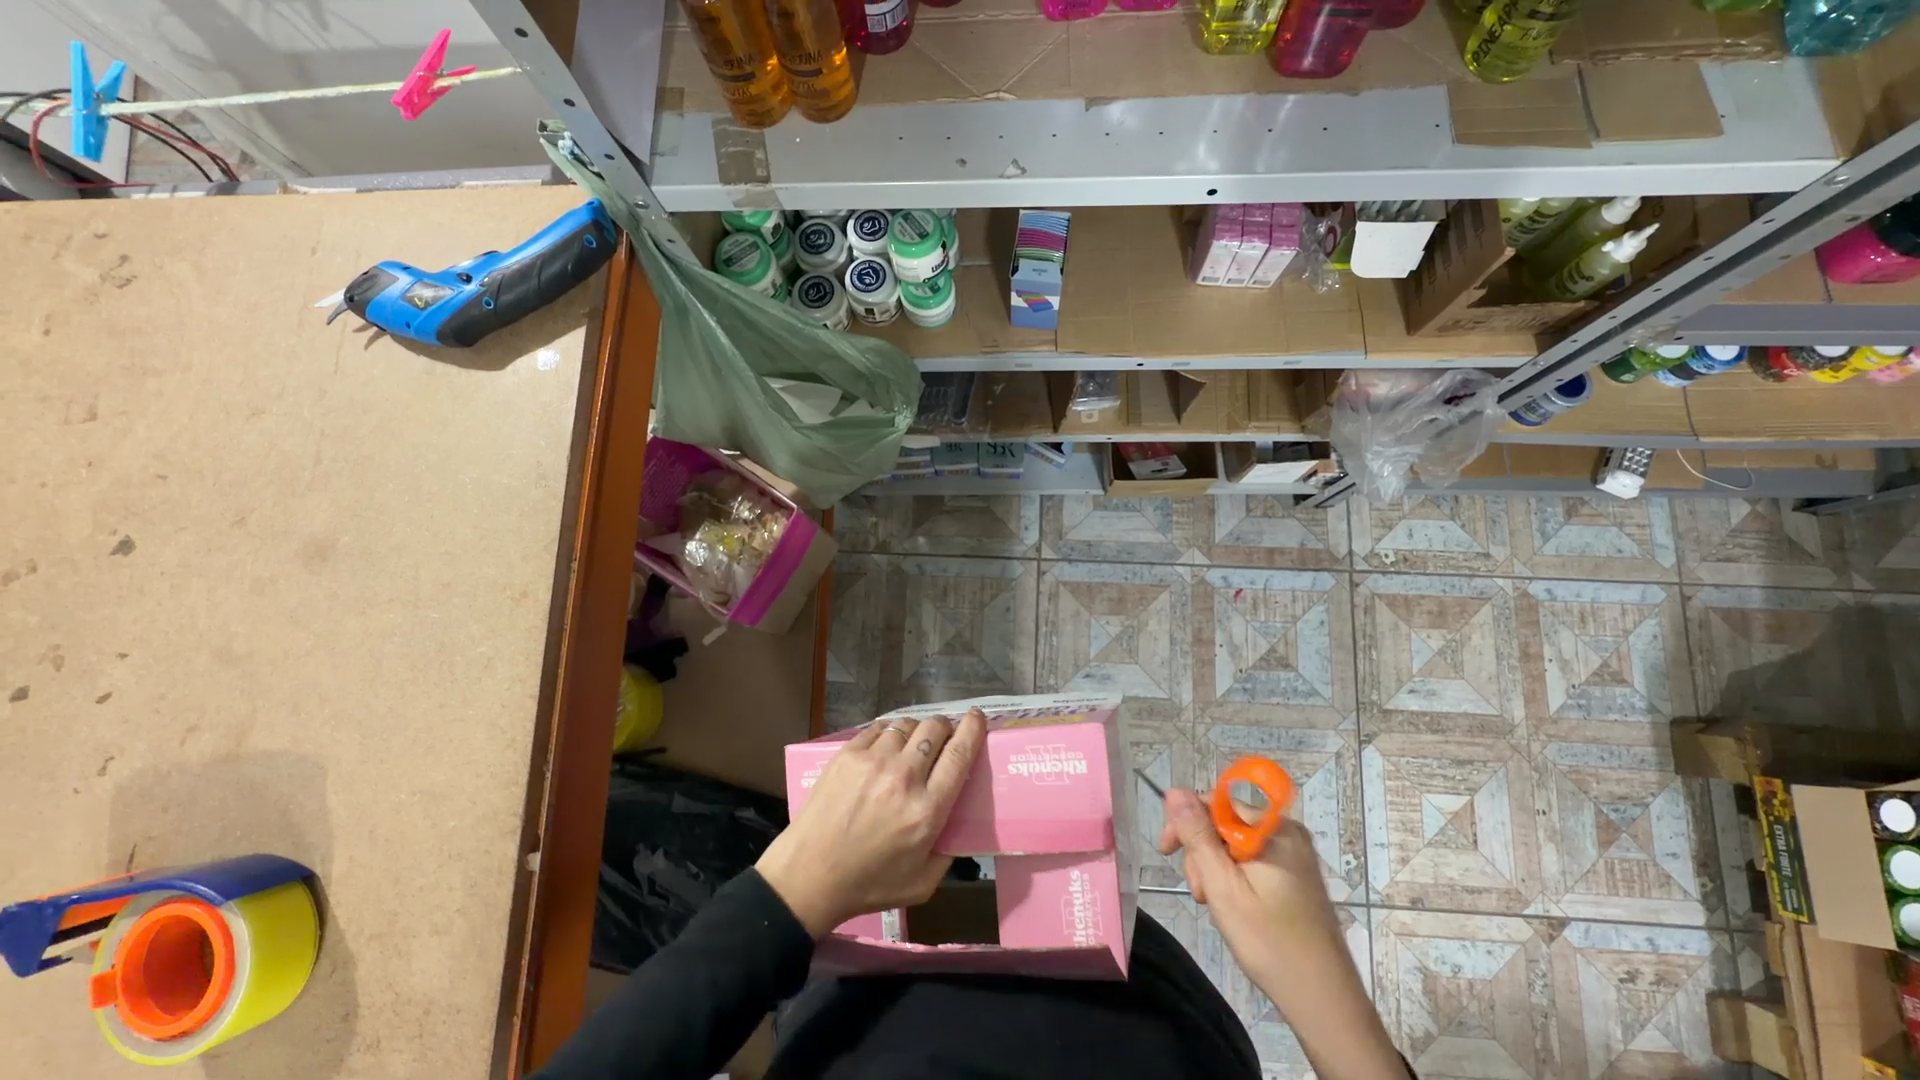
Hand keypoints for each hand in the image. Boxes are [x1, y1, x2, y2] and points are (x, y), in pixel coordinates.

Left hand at [756, 707, 986, 936]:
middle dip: (945, 728)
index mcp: (927, 810)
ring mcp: (873, 762)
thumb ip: (949, 852)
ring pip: (906, 725)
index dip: (972, 730)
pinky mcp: (847, 755)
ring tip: (913, 743)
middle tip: (944, 737)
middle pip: (934, 730)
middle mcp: (904, 778)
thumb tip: (960, 823)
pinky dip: (889, 732)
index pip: (959, 755)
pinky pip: (878, 729)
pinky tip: (887, 745)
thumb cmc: (869, 884)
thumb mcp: (923, 882)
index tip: (977, 717)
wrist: (810, 875)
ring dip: (916, 730)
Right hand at [1156, 787, 1338, 985]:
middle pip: (1225, 822)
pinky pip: (1253, 858)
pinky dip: (1235, 876)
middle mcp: (1287, 831)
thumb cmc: (1268, 941)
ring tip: (1216, 904)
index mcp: (1273, 829)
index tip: (1166, 852)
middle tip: (1201, 893)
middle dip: (1202, 852)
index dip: (1185, 822)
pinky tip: (1234, 904)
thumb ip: (1197, 836)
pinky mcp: (1296, 872)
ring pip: (1236, 842)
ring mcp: (1295, 852)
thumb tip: (1175, 791)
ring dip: (1216, 868)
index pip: (1215, 802)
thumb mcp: (1223, 886)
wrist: (1322, 994)